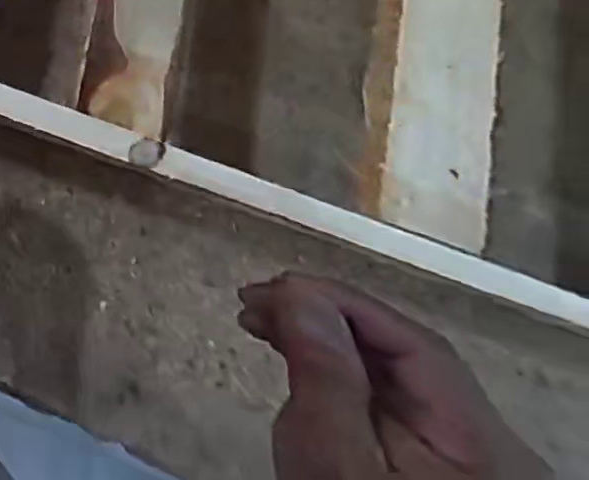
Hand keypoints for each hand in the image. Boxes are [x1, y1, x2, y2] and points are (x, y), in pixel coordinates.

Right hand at [238, 274, 549, 478]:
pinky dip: (328, 356)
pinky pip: (381, 385)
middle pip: (403, 351)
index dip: (343, 302)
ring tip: (256, 319)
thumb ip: (323, 373)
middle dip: (322, 313)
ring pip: (387, 363)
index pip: (416, 344)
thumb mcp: (330, 451)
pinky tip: (287, 346)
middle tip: (251, 301)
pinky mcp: (427, 448)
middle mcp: (487, 440)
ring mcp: (460, 446)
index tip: (274, 286)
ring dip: (317, 330)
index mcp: (481, 443)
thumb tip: (299, 294)